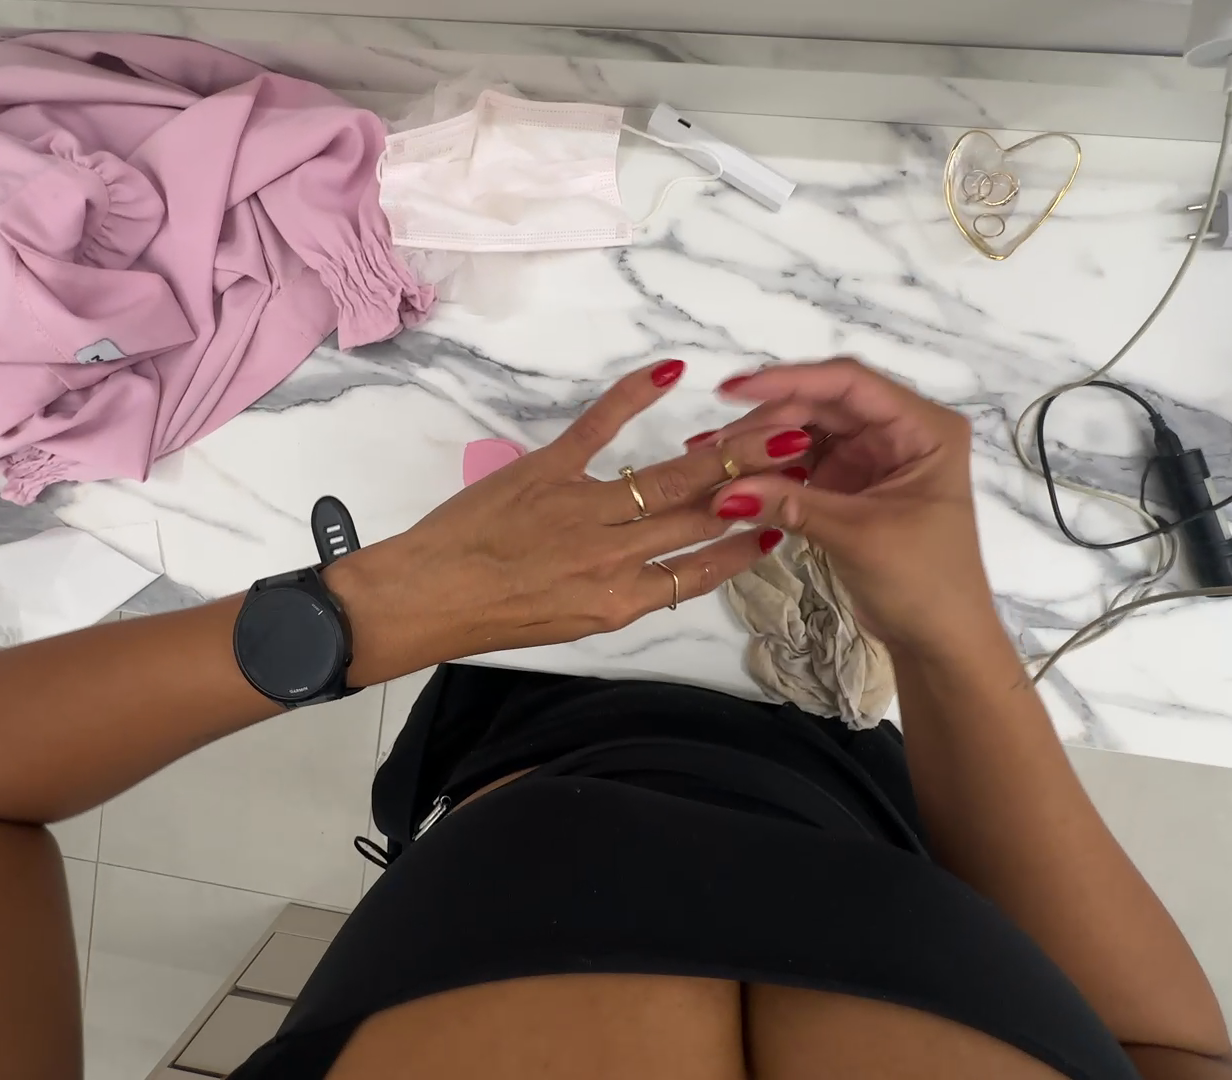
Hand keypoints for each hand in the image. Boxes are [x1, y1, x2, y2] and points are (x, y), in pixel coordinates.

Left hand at [327, 360, 808, 678]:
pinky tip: (671, 374)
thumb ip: (621, 596)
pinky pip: (600, 428)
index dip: (742, 548)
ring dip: (727, 454)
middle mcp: (611, 557)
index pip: (699, 573)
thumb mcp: (570, 625)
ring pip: (669, 478)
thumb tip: (661, 565)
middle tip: (803, 457)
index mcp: (617, 603)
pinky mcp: (547, 470)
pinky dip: (633, 396)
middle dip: (757, 488)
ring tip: (775, 428)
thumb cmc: (493, 618)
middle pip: (699, 518)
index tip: (777, 525)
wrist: (428, 596)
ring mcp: (581, 509)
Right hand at [700, 358, 996, 652]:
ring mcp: (867, 457)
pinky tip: (732, 476)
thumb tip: (722, 493)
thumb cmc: (924, 581)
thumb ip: (790, 505)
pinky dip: (766, 470)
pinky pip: (798, 464)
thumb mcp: (857, 536)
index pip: (849, 385)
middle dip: (765, 420)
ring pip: (803, 433)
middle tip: (712, 443)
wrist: (937, 637)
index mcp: (921, 428)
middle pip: (820, 406)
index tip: (733, 390)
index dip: (789, 381)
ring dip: (759, 444)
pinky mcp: (845, 484)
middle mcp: (895, 431)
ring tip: (710, 456)